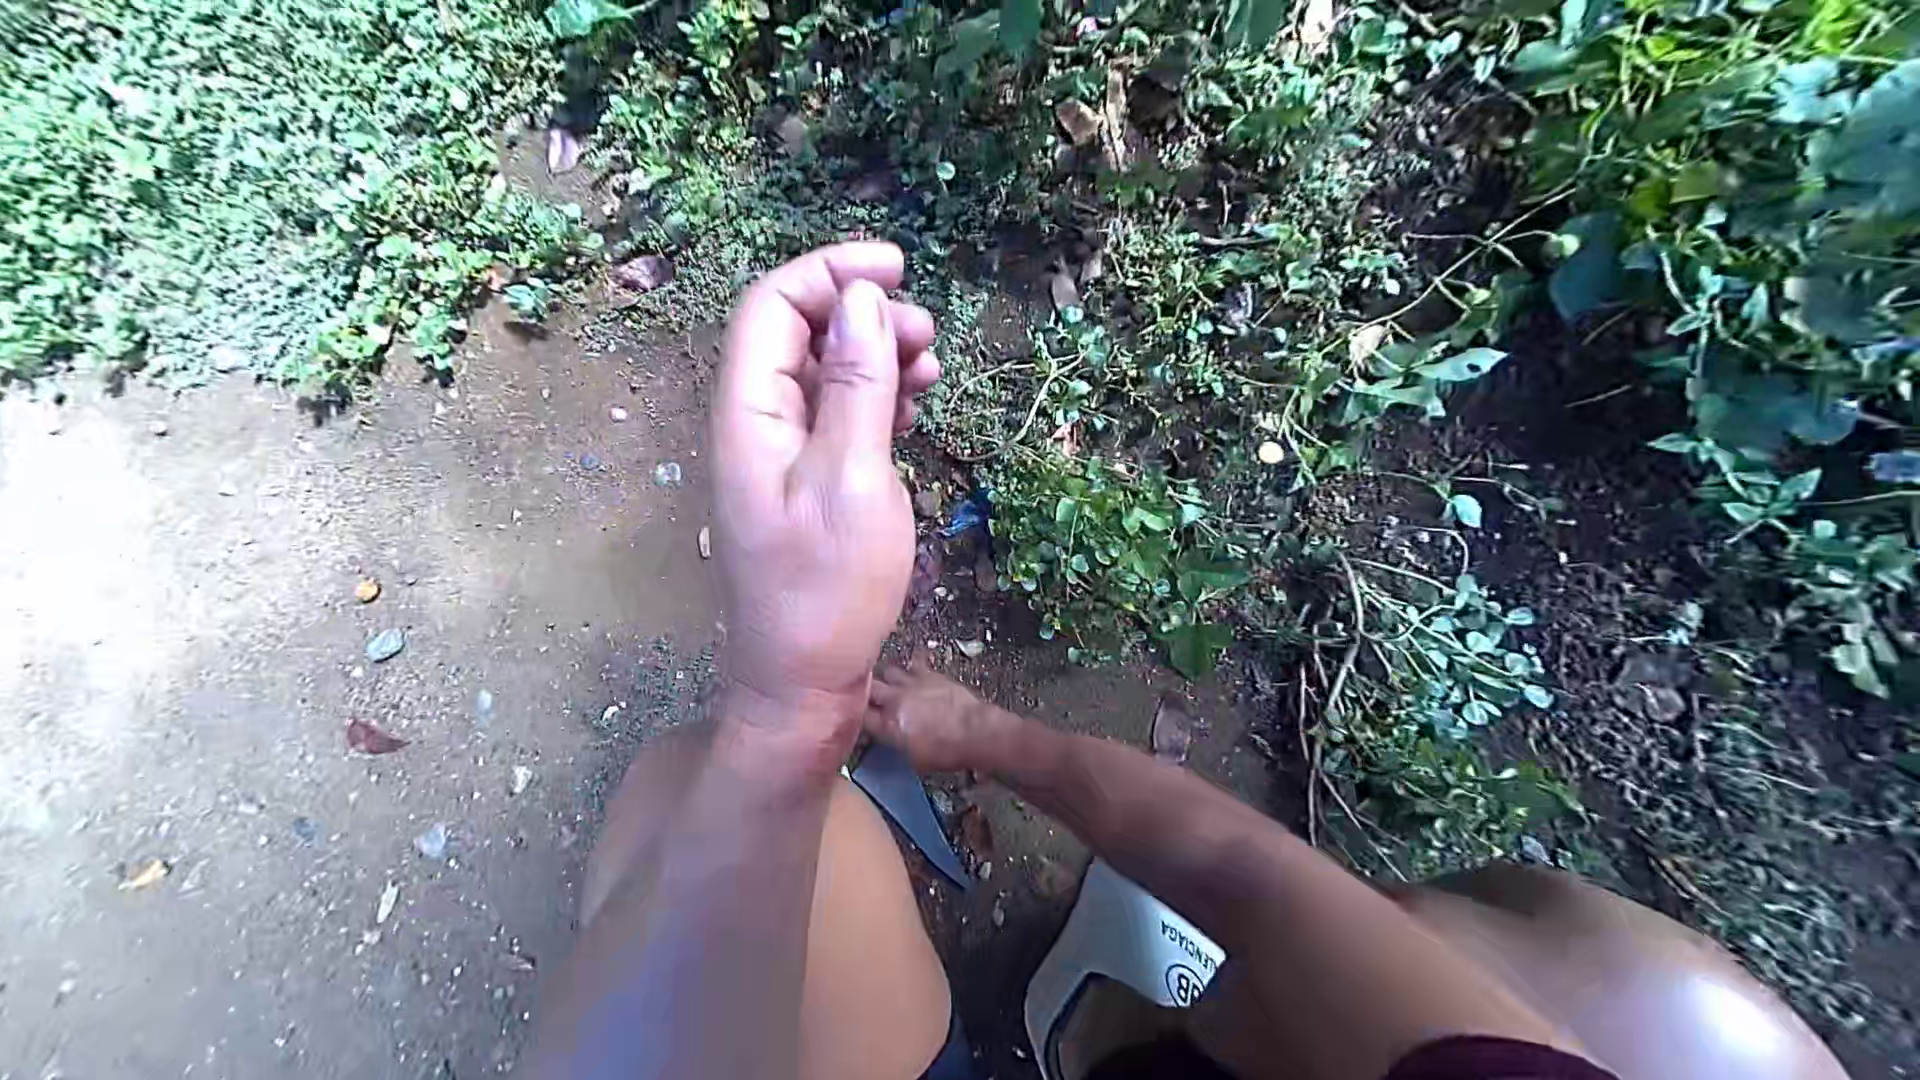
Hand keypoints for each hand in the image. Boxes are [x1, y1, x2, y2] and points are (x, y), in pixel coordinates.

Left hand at [709, 242, 940, 738]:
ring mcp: (784, 455)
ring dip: (877, 357)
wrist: (805, 676)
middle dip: (864, 317)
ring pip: (826, 377)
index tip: (897, 267)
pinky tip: (912, 404)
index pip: (773, 308)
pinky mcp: (810, 482)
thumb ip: (856, 387)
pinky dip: (876, 400)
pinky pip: (839, 418)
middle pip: (801, 336)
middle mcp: (758, 425)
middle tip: (928, 333)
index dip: (830, 272)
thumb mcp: (853, 478)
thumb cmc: (829, 586)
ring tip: (931, 365)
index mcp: (749, 415)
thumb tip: (865, 302)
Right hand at [865, 659, 1018, 772]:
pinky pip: (913, 661)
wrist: (975, 731)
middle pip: (867, 688)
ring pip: (886, 670)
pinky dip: (912, 665)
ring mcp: (910, 683)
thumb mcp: (914, 758)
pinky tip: (914, 668)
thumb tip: (889, 735)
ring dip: (887, 678)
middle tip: (865, 694)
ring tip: (889, 683)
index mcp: (887, 726)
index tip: (852, 714)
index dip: (852, 713)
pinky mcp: (928, 673)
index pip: (858, 715)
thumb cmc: (947, 752)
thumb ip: (895, 742)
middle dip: (864, 690)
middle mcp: (894, 700)